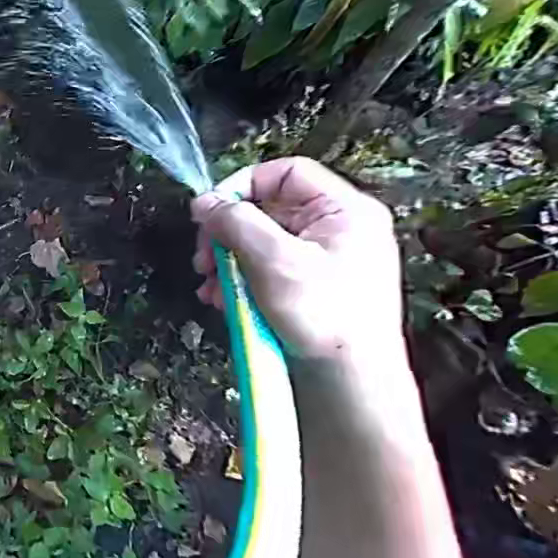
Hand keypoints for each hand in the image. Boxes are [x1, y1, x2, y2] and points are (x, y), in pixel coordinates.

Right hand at [190, 157, 402, 369]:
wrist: (353, 384)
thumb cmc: (325, 318)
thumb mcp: (272, 260)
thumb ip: (235, 222)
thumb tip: (204, 202)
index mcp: (344, 210)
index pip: (284, 172)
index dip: (241, 185)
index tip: (209, 212)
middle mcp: (339, 228)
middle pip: (268, 208)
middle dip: (228, 232)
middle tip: (204, 256)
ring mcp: (327, 258)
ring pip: (262, 240)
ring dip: (228, 259)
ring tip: (210, 285)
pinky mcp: (313, 285)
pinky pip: (269, 267)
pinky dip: (241, 278)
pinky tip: (222, 298)